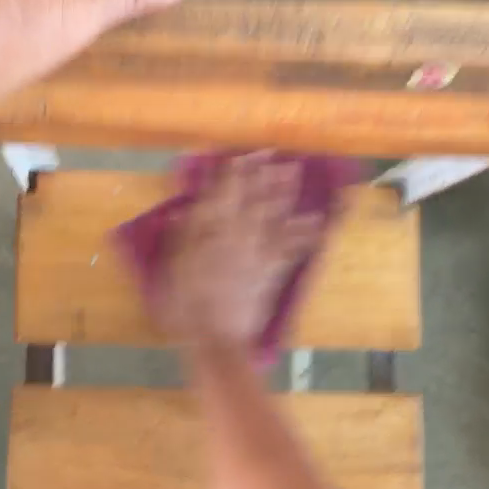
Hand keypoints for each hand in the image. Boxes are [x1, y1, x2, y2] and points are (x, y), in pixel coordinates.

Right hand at [155, 154, 324, 347]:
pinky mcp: (273, 271)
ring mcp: (258, 252)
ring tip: (293, 170)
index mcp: (210, 232)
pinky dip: (306, 232)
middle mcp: (237, 235)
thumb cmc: (185, 304)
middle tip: (272, 151)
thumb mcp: (171, 268)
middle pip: (251, 198)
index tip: (238, 154)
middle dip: (261, 173)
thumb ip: (180, 236)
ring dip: (284, 191)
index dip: (230, 173)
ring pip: (273, 215)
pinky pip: (293, 247)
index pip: (220, 194)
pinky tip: (317, 219)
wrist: (216, 337)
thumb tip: (182, 209)